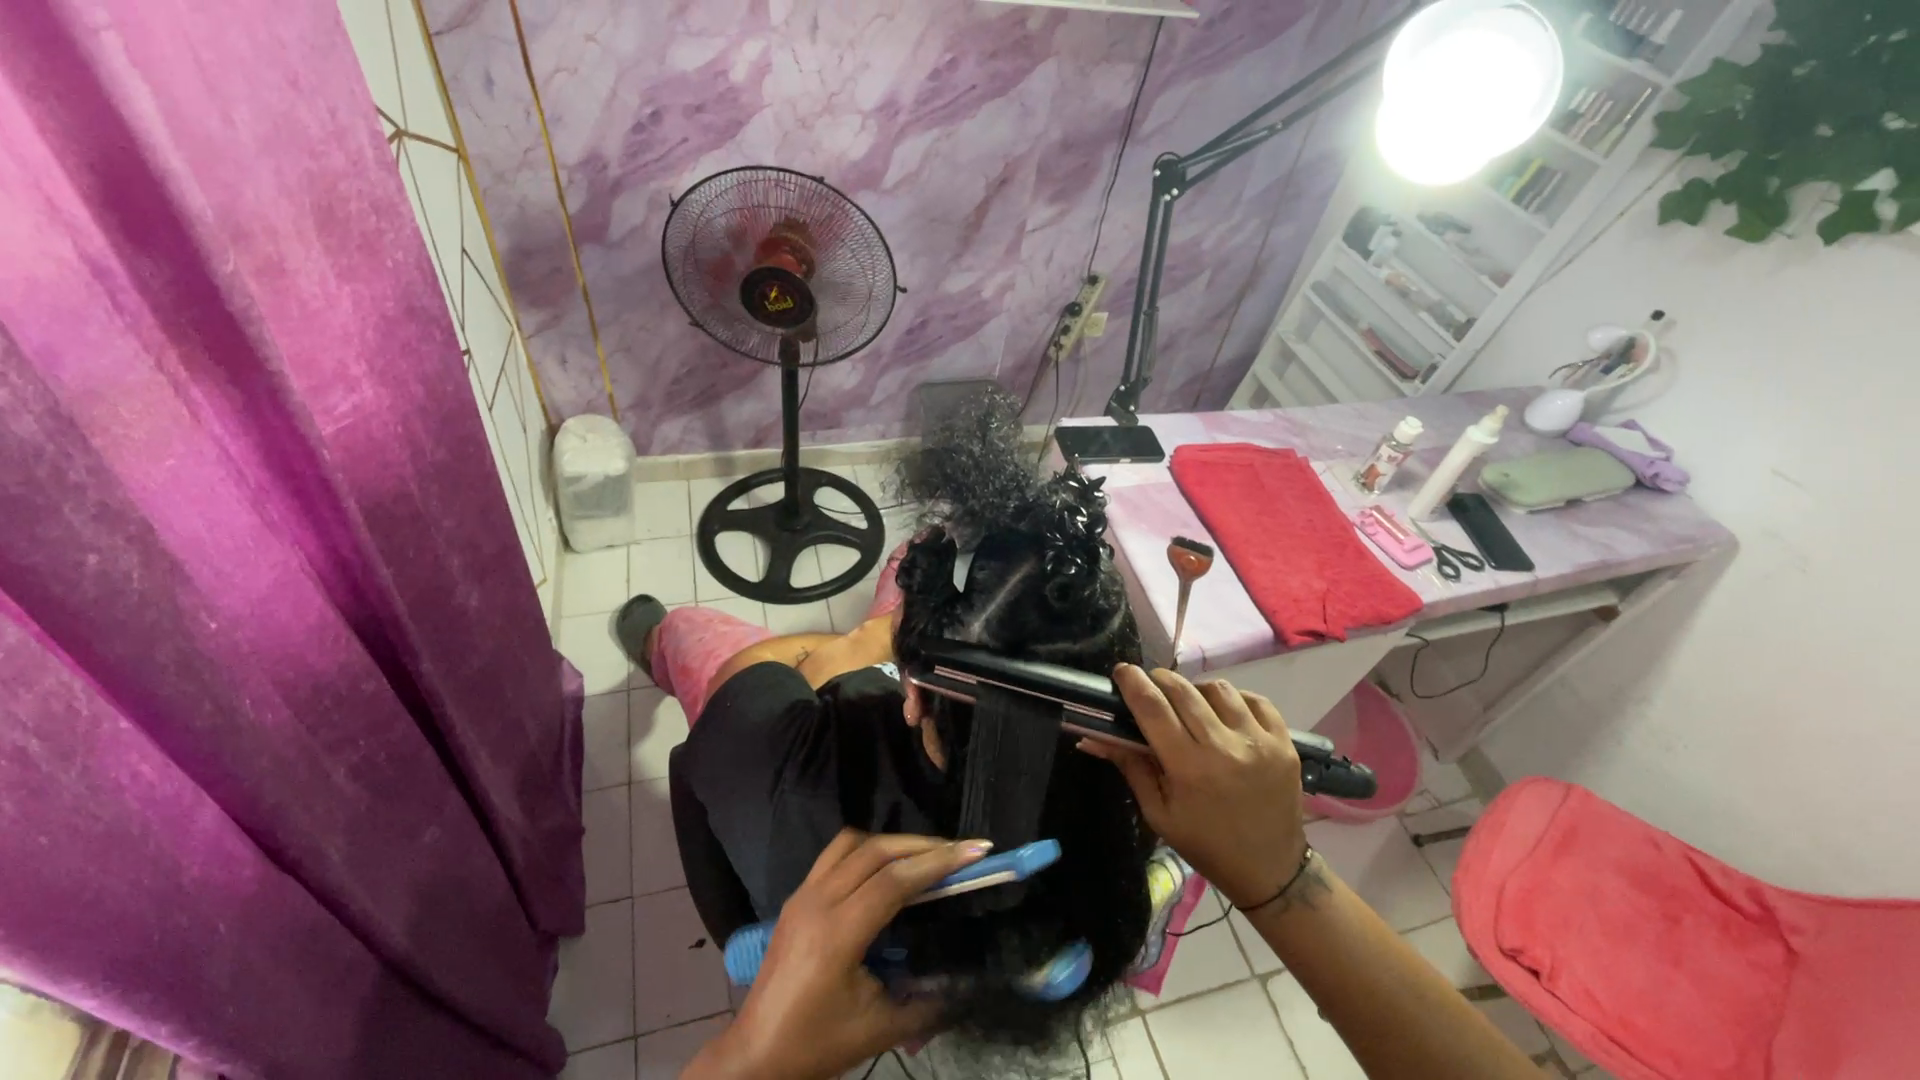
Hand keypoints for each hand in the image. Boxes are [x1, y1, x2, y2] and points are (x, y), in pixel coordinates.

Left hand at [688, 830, 990, 1079]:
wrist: (755, 1056)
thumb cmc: (817, 1043)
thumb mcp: (880, 1030)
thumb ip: (928, 1004)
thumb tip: (968, 987)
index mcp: (838, 933)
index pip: (894, 880)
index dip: (938, 862)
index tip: (976, 851)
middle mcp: (817, 902)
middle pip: (875, 851)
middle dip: (923, 845)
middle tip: (960, 851)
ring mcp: (802, 895)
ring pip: (851, 844)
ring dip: (892, 843)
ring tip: (925, 856)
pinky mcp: (796, 899)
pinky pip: (834, 856)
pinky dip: (867, 852)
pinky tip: (887, 870)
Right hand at [1080, 665, 1308, 909]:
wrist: (1269, 869)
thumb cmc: (1205, 843)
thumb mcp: (1158, 813)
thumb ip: (1130, 767)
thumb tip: (1092, 737)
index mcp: (1188, 768)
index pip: (1153, 709)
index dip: (1134, 683)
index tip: (1122, 671)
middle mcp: (1225, 748)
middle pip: (1183, 691)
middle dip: (1160, 680)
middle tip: (1150, 685)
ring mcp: (1259, 742)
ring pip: (1219, 689)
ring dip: (1196, 689)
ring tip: (1189, 703)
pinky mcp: (1284, 743)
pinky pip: (1256, 700)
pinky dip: (1234, 698)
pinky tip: (1224, 712)